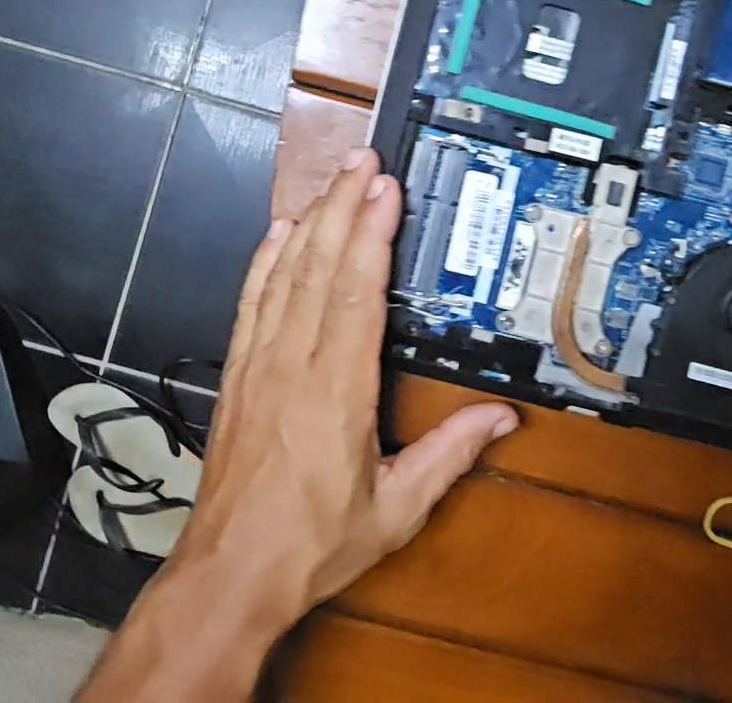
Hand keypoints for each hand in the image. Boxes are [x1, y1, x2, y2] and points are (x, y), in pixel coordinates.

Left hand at [77, 149, 517, 702]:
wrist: (230, 569)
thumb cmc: (310, 542)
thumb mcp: (396, 510)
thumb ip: (449, 456)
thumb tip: (500, 420)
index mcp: (335, 391)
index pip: (355, 293)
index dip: (370, 234)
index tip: (384, 191)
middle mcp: (292, 364)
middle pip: (318, 266)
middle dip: (343, 206)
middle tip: (364, 162)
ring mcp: (258, 362)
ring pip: (284, 273)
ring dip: (310, 220)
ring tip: (334, 180)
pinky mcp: (238, 370)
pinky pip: (251, 299)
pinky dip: (265, 259)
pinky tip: (278, 231)